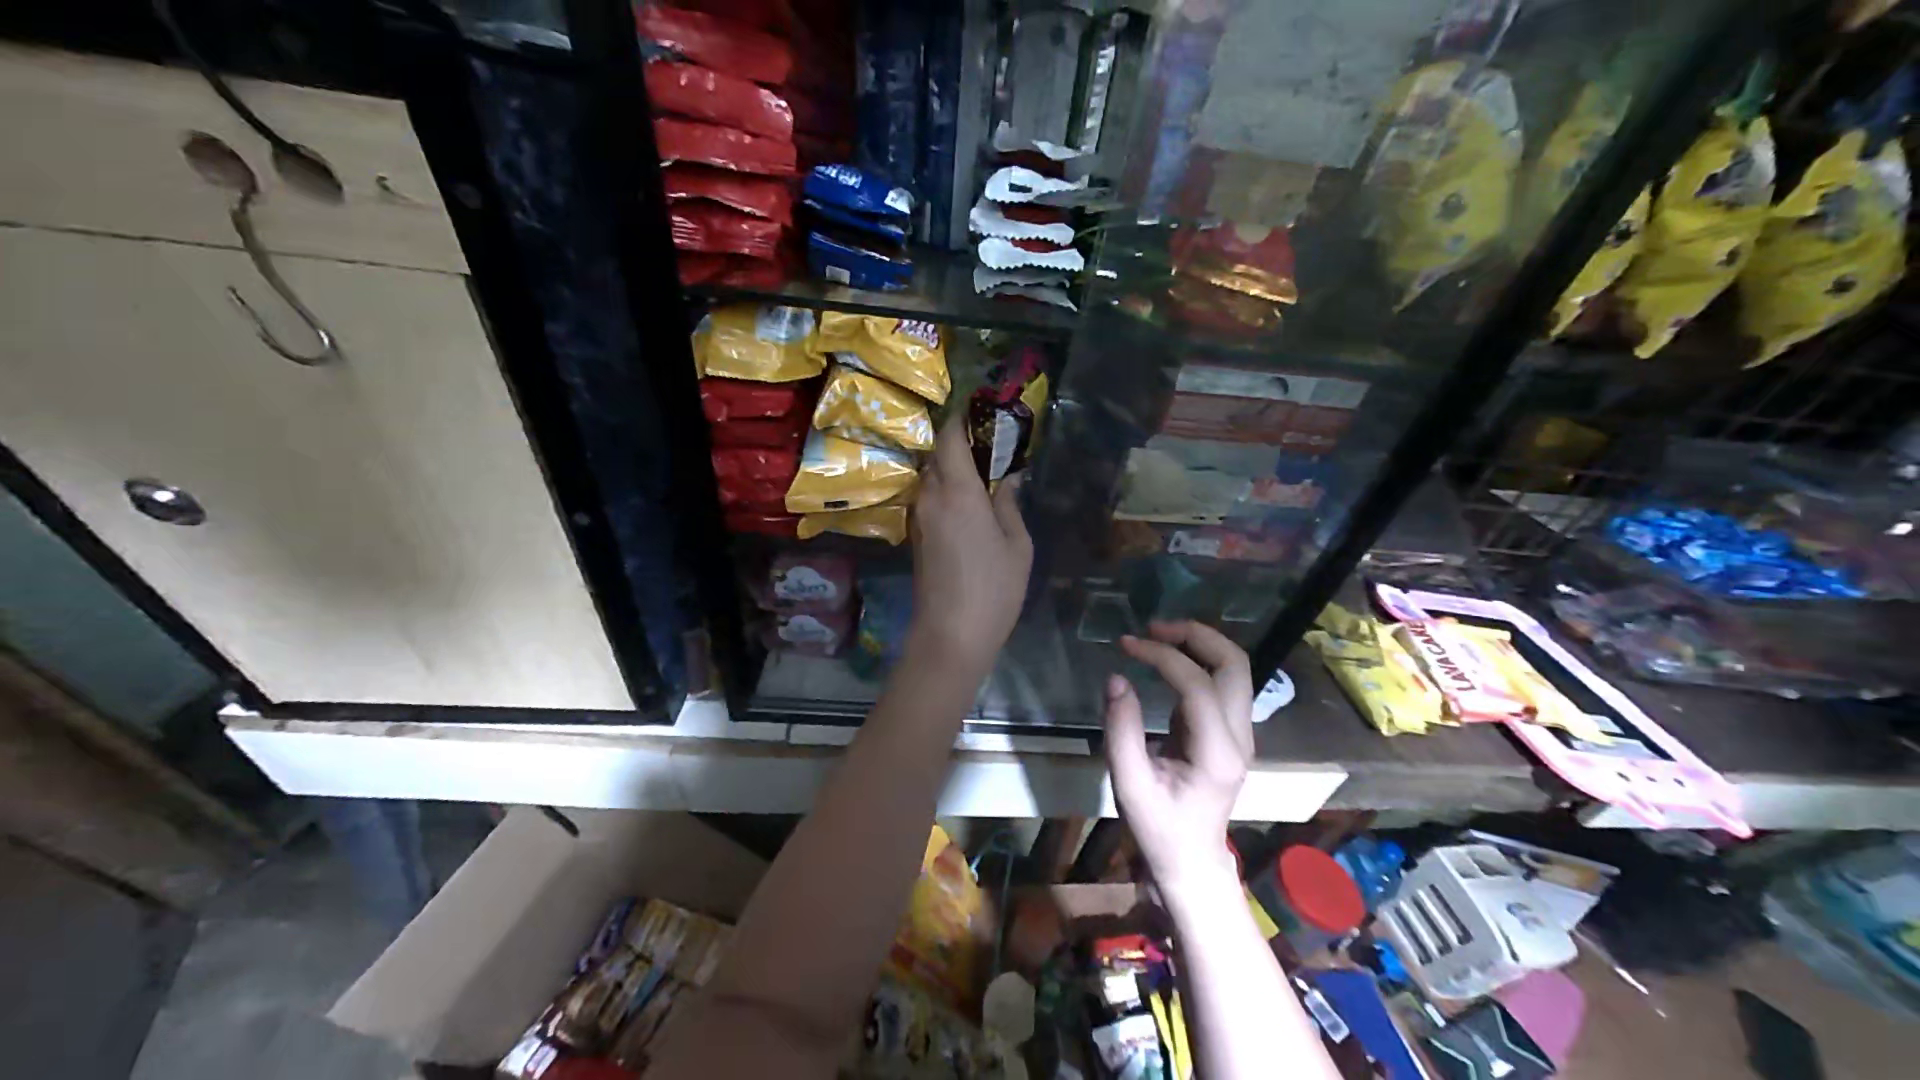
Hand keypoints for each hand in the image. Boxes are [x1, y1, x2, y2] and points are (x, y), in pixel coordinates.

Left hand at [906, 415, 1032, 671]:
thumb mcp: (1016, 545)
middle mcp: (930, 498)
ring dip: (950, 469)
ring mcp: (918, 518)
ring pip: (930, 478)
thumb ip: (1009, 505)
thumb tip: (1008, 480)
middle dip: (958, 443)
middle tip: (989, 443)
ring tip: (981, 472)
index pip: (950, 439)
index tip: (980, 408)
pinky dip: (945, 490)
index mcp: (956, 492)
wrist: (950, 635)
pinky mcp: (915, 538)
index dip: (962, 419)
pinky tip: (968, 503)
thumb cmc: (993, 588)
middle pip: (937, 456)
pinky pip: (928, 500)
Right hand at [1103, 621, 1254, 901]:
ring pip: (1235, 668)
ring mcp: (1240, 733)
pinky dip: (1198, 658)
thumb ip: (1121, 731)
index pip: (1198, 684)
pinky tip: (1167, 656)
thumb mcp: (1129, 784)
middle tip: (1152, 628)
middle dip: (1195, 635)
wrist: (1191, 860)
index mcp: (1218, 752)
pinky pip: (1223, 681)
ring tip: (1158, 635)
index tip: (1126, 645)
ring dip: (1200, 642)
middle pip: (1235, 664)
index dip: (1162, 656)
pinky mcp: (1230, 731)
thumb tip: (1116, 679)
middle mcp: (1240, 736)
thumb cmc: (1158, 828)